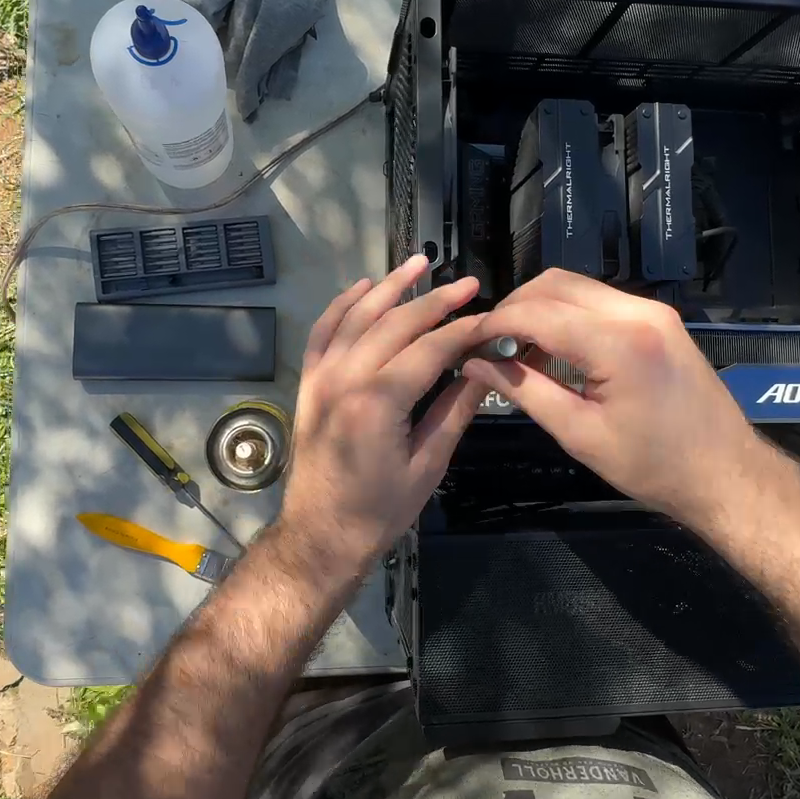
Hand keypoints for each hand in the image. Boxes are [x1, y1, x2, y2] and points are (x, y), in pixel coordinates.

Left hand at [277, 254, 487, 573]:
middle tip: (466, 283)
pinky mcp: (309, 382)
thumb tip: (483, 369)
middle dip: (435, 300)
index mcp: (379, 401)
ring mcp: (321, 376)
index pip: (431, 348)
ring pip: (357, 316)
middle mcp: (346, 378)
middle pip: (396, 323)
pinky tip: (363, 287)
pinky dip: (342, 304)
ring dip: (389, 287)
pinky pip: (323, 331)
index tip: (490, 315)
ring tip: (418, 263)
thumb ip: (454, 411)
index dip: (464, 329)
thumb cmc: (378, 511)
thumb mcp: (428, 466)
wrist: (320, 535)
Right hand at [462, 270, 799, 533]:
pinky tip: (553, 350)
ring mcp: (652, 311)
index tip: (467, 343)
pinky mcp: (658, 319)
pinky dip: (566, 315)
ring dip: (539, 309)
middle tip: (489, 346)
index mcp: (618, 342)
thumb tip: (476, 364)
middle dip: (514, 308)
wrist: (726, 474)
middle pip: (554, 284)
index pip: (537, 313)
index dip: (494, 324)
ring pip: (575, 287)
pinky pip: (597, 301)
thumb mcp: (580, 434)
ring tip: (517, 350)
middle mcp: (637, 312)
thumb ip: (523, 391)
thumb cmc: (654, 466)